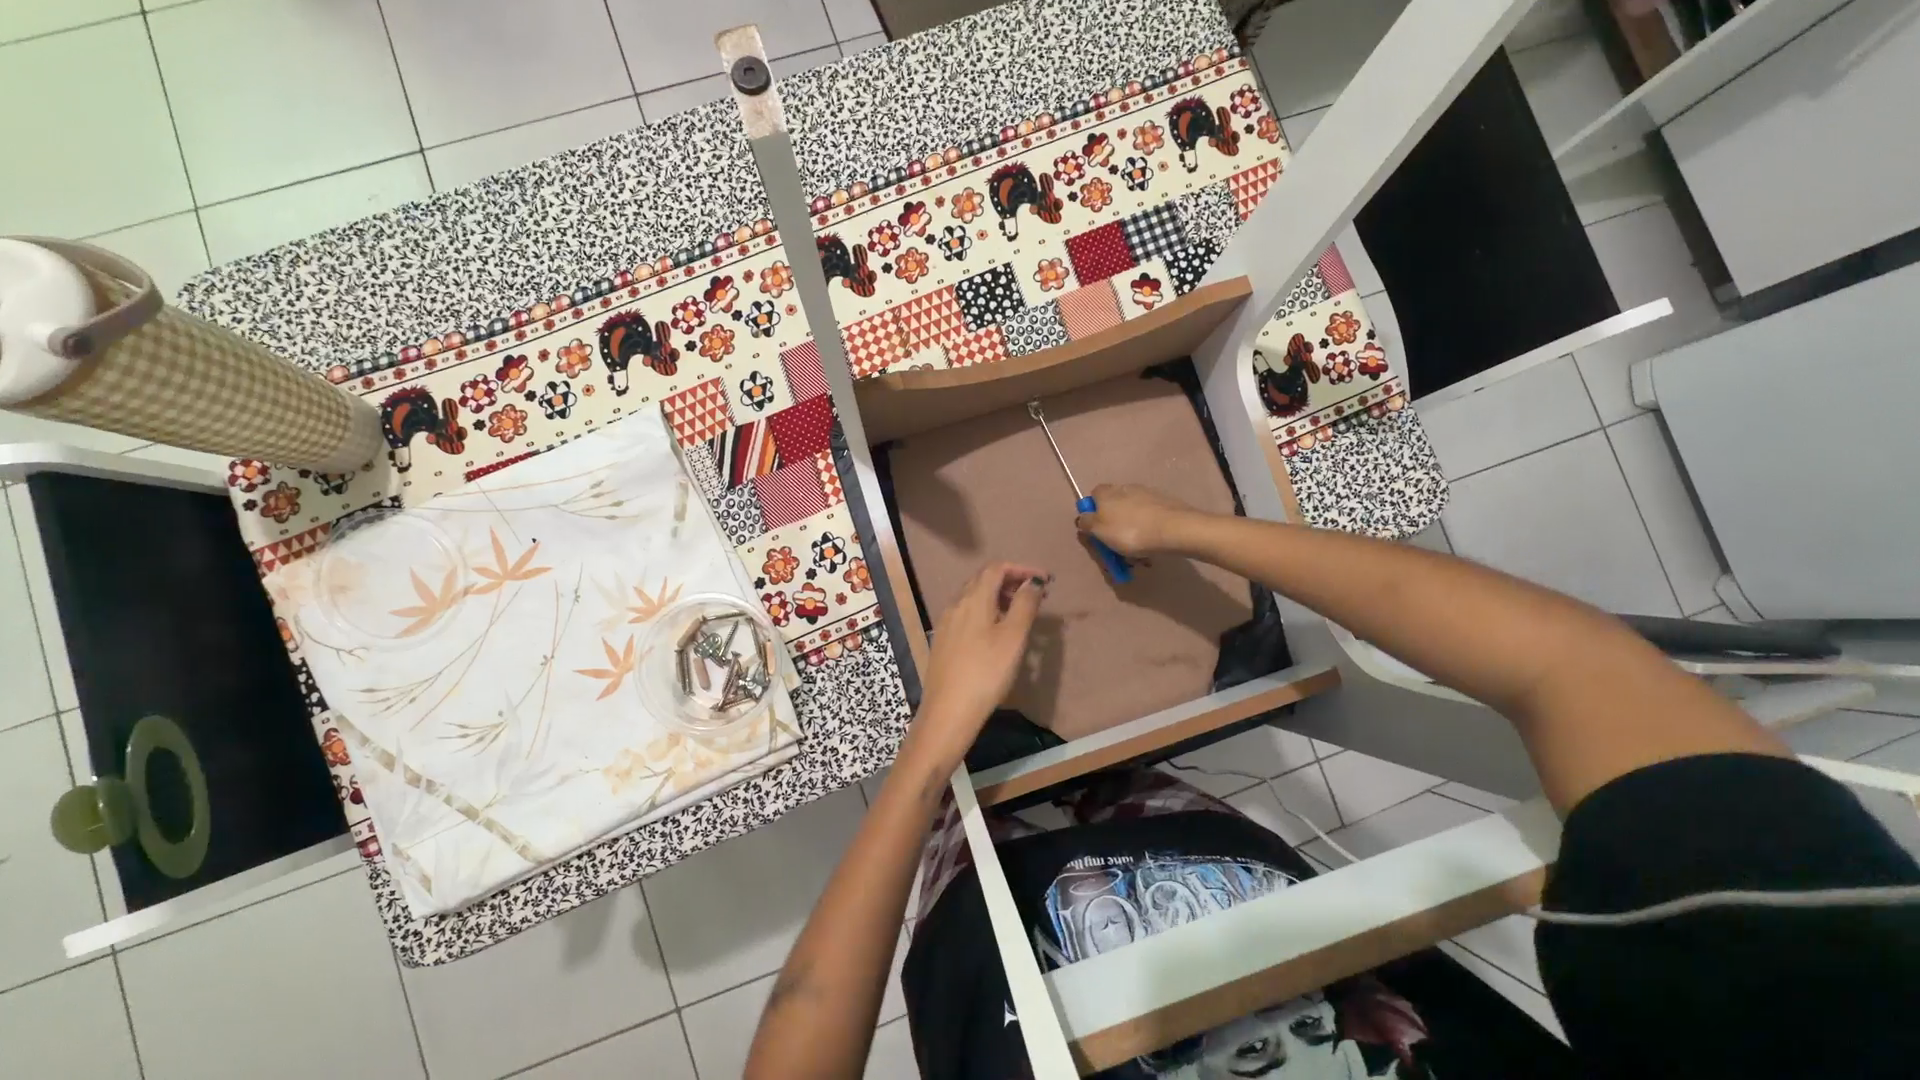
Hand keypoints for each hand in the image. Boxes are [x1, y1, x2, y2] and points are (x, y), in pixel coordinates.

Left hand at [901, 562, 1047, 776]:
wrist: (948, 711)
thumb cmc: (987, 672)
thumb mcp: (1013, 637)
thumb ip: (1025, 604)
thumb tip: (1032, 582)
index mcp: (973, 598)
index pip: (997, 568)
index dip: (1022, 568)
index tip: (1045, 580)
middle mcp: (956, 603)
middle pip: (983, 579)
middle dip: (1011, 580)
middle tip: (1035, 595)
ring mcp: (946, 622)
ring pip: (973, 597)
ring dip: (998, 596)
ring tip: (1019, 612)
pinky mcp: (942, 641)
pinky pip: (966, 613)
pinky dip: (985, 611)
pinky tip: (995, 631)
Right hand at [1074, 484, 1199, 556]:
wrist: (1173, 529)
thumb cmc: (1130, 531)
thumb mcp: (1099, 531)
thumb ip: (1087, 523)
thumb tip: (1083, 518)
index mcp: (1106, 493)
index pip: (1093, 497)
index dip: (1093, 513)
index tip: (1097, 532)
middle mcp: (1125, 488)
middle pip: (1114, 506)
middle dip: (1113, 525)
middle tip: (1116, 547)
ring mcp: (1147, 494)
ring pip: (1132, 513)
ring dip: (1131, 528)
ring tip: (1137, 551)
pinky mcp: (1164, 503)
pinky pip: (1149, 517)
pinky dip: (1147, 528)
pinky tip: (1152, 543)